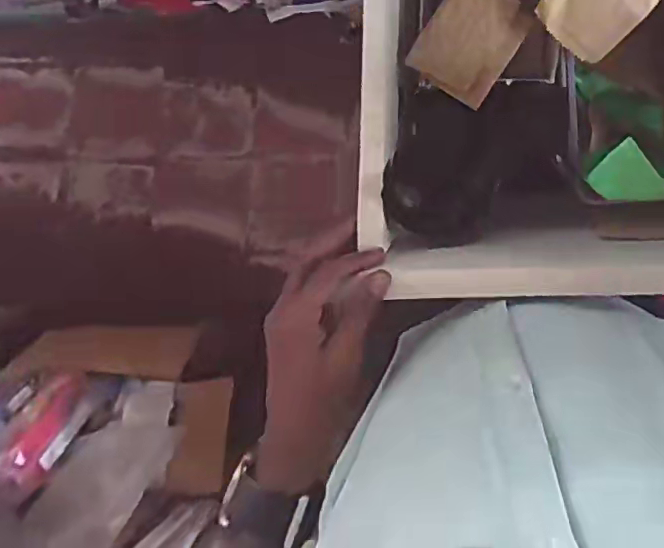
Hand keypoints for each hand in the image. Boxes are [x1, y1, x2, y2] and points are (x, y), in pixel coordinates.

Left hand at [256, 224, 390, 493]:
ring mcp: (281, 317)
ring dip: (327, 252)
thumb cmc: (320, 400)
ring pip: (302, 270)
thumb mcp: (346, 356)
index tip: (382, 252)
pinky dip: (323, 271)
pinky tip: (345, 272)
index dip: (355, 258)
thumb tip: (379, 274)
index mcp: (295, 314)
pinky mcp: (286, 326)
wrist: (291, 439)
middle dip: (332, 239)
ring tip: (356, 240)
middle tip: (361, 224)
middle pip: (305, 260)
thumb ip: (360, 311)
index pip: (326, 272)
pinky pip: (303, 286)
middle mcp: (282, 308)